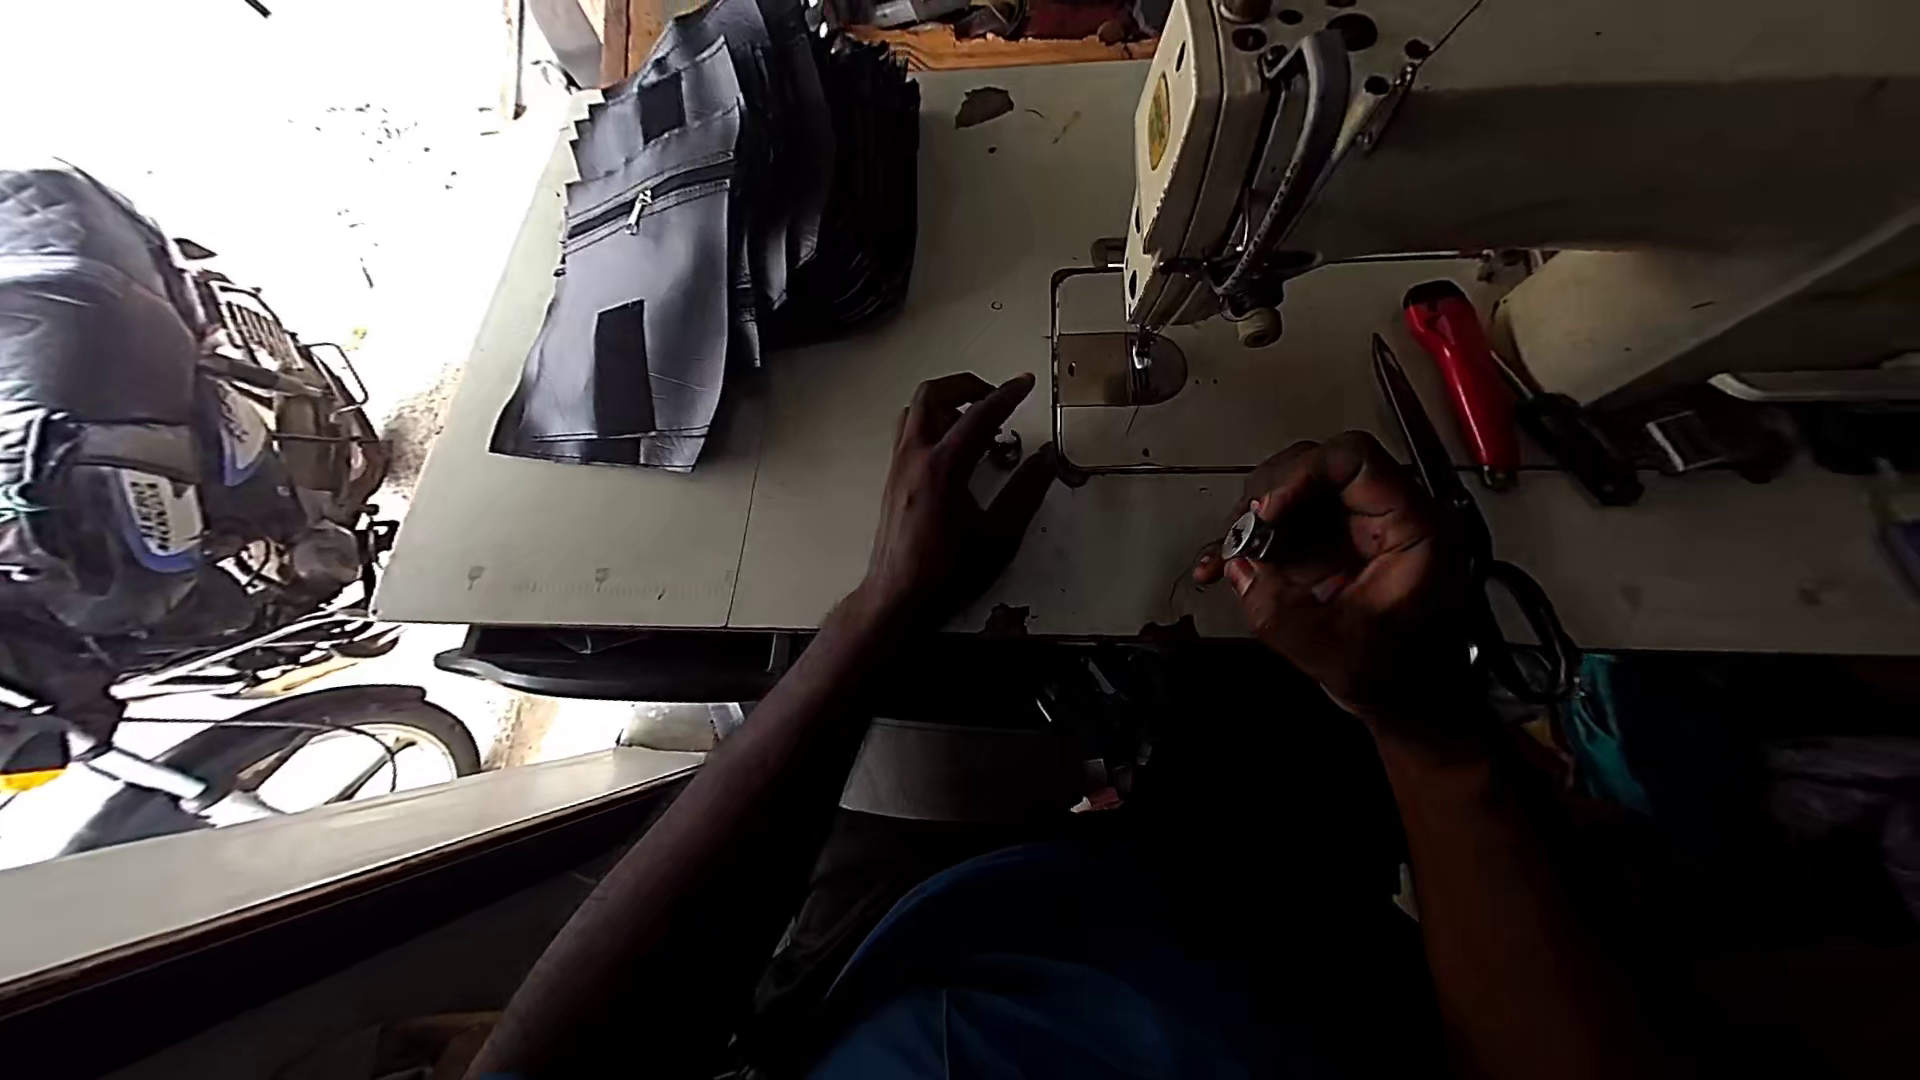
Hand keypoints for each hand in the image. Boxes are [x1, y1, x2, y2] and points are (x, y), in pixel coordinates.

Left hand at [863, 372, 1057, 626]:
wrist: (898, 598)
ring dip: (945, 403)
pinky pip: (908, 432)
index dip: (1007, 395)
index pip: (980, 414)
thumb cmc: (945, 573)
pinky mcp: (892, 480)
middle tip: (995, 396)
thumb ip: (1026, 491)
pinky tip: (952, 447)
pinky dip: (931, 423)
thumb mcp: (999, 535)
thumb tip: (1046, 458)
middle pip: (933, 395)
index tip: (1024, 384)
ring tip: (975, 418)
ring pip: (915, 411)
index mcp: (943, 467)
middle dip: (967, 385)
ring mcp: (898, 467)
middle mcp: (914, 458)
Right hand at [1194, 431, 1473, 727]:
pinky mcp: (1318, 539)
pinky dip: (1240, 539)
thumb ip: (1275, 605)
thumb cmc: (1392, 672)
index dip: (1300, 476)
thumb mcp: (1327, 646)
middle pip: (1311, 464)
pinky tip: (1221, 564)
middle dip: (1264, 498)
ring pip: (1283, 487)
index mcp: (1409, 529)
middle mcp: (1378, 516)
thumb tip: (1240, 563)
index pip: (1352, 460)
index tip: (1267, 511)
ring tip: (1230, 556)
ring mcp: (1345, 525)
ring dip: (1246, 520)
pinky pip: (1271, 520)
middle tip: (1243, 535)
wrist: (1399, 694)